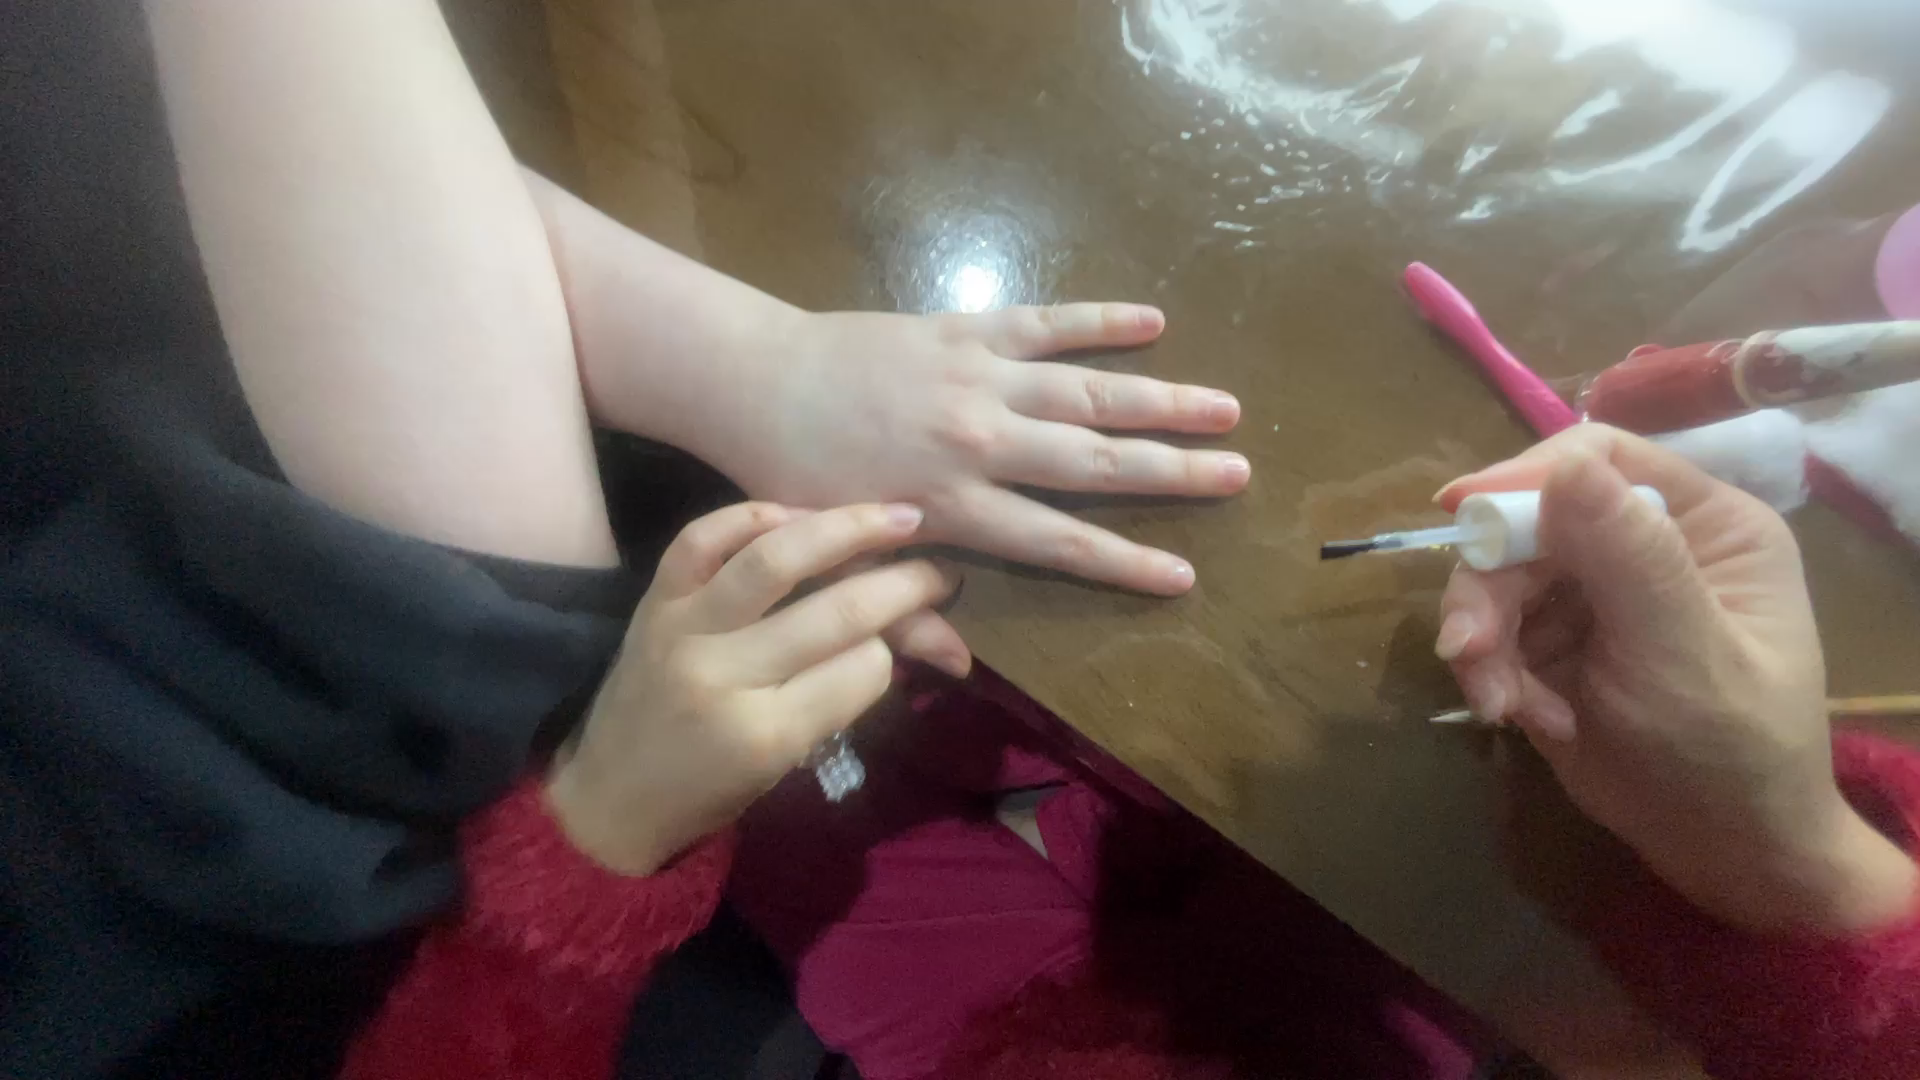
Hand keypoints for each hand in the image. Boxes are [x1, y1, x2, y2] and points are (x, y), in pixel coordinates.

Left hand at [545, 502, 951, 874]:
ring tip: (898, 516)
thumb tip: (955, 649)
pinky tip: (800, 513)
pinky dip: (755, 515)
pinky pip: (703, 537)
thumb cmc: (717, 788)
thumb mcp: (797, 753)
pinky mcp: (655, 599)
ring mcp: (683, 629)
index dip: (902, 644)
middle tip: (942, 568)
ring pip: (775, 560)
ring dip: (848, 530)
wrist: (611, 796)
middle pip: (835, 613)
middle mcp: (722, 676)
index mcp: (765, 736)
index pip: (863, 670)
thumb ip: (863, 690)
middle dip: (903, 585)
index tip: (923, 629)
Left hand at [704, 304, 1247, 598]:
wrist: (757, 382)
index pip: (1058, 543)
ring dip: (1159, 400)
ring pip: (1086, 392)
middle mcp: (982, 442)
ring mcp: (979, 378)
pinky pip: (1045, 322)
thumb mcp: (840, 556)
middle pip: (1094, 465)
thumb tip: (960, 666)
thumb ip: (900, 612)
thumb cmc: (797, 474)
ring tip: (1224, 407)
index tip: (1184, 575)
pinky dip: (1099, 320)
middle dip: (1172, 473)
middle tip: (1239, 473)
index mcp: (953, 505)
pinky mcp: (965, 329)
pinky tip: (1153, 320)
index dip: (1123, 563)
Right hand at [1434, 425, 1914, 933]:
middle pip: (1521, 530)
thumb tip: (1567, 465)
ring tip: (1499, 704)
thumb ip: (1630, 557)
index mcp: (1700, 526)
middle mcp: (1634, 544)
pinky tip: (1517, 715)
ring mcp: (1582, 590)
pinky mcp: (1540, 631)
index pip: (1598, 462)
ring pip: (1489, 582)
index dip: (1523, 478)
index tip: (1461, 513)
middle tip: (1468, 653)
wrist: (1710, 841)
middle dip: (1487, 596)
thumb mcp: (1681, 652)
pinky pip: (1483, 628)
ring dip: (1481, 645)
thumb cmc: (1728, 749)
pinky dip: (1488, 672)